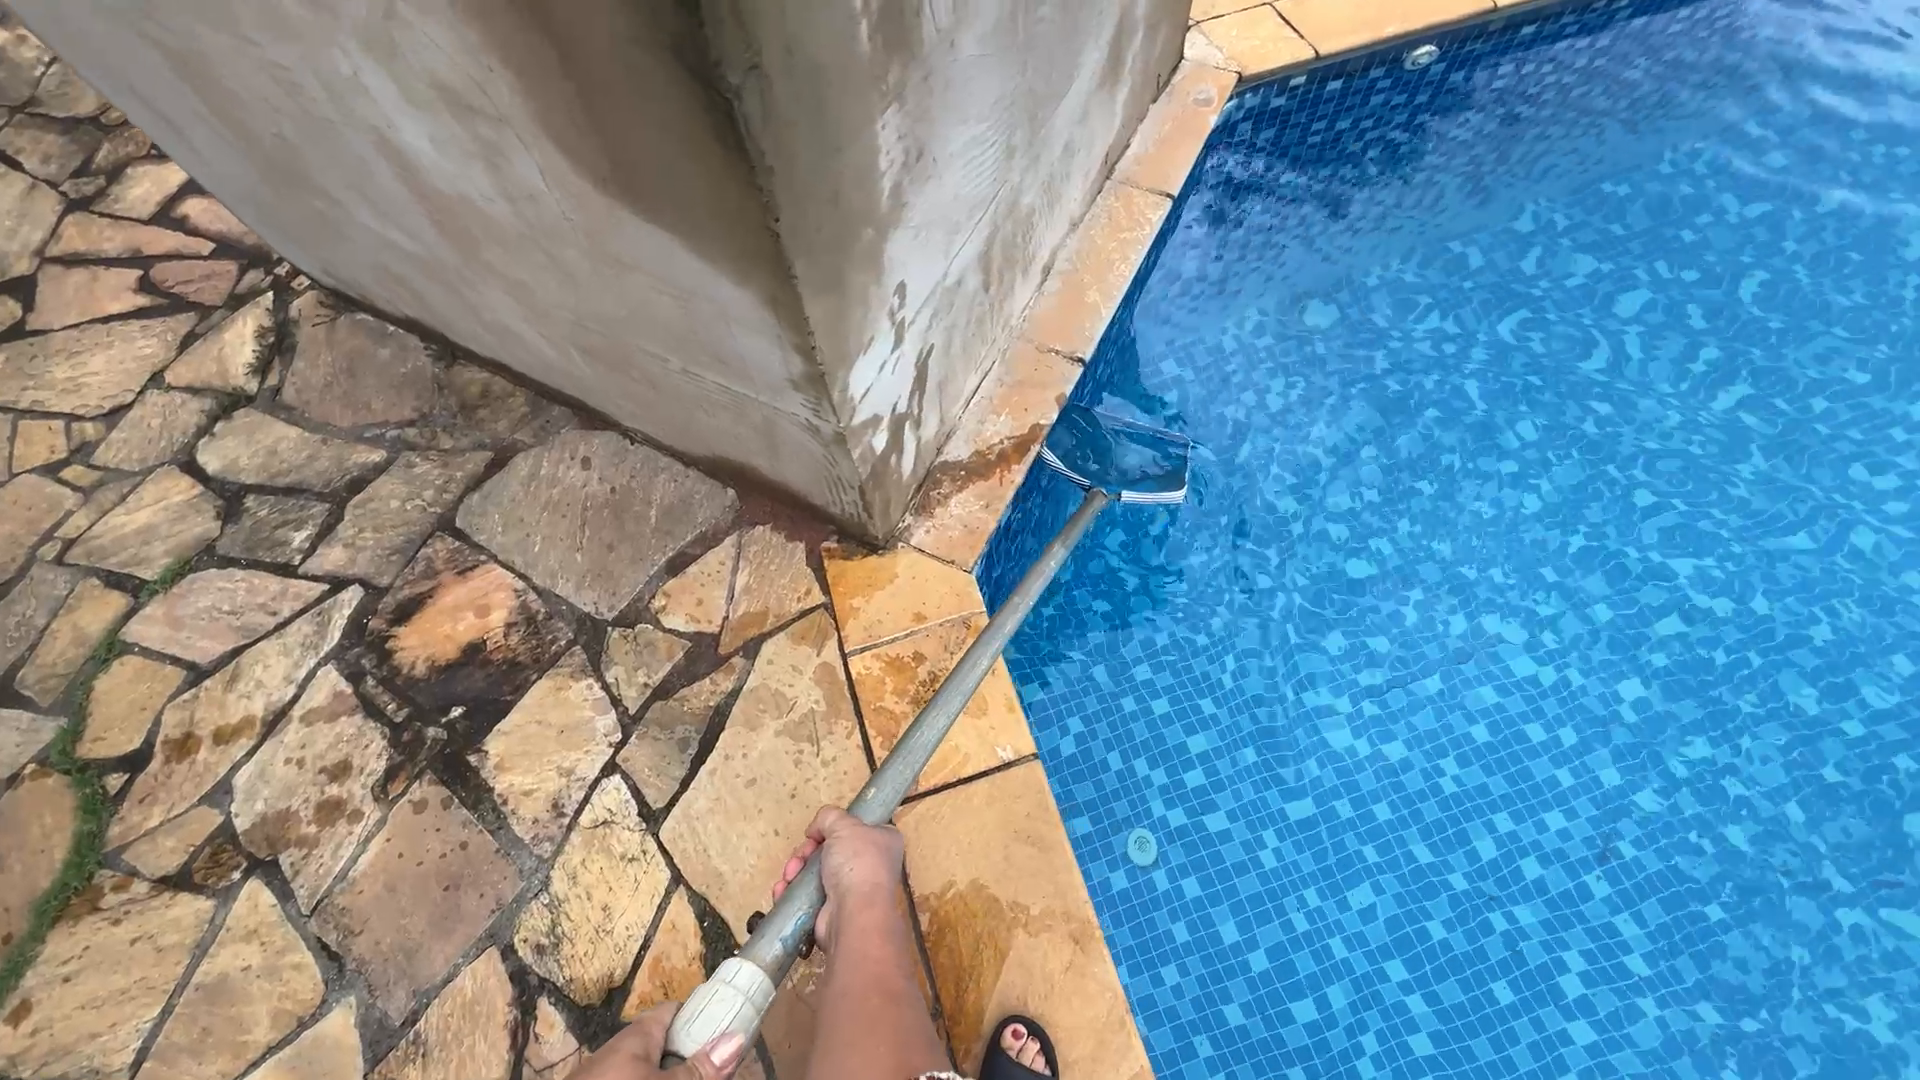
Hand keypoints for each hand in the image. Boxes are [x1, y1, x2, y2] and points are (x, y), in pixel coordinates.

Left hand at [569, 1003, 746, 1079]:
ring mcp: (608, 1076)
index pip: (675, 1010)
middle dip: (690, 1059)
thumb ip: (698, 1070)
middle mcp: (622, 1051)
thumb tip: (738, 1037)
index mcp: (638, 1035)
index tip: (728, 1029)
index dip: (702, 1016)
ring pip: (649, 1071)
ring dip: (672, 1076)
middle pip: (666, 1046)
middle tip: (718, 1073)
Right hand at [770, 806, 904, 953]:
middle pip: (829, 849)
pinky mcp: (831, 911)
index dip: (833, 827)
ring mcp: (850, 890)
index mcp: (882, 841)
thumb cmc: (858, 863)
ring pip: (814, 871)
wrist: (854, 914)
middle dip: (807, 851)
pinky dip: (791, 891)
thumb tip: (817, 828)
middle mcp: (870, 865)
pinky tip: (783, 890)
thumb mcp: (844, 825)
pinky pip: (806, 896)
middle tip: (801, 857)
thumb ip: (829, 816)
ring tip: (790, 875)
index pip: (856, 828)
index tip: (817, 832)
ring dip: (796, 870)